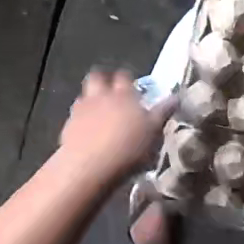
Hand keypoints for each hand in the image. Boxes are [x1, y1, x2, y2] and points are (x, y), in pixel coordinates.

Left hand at [59, 70, 174, 184]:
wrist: (91, 166)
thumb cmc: (130, 148)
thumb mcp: (154, 132)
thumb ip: (163, 112)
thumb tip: (176, 97)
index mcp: (124, 94)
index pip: (124, 77)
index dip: (128, 80)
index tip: (133, 87)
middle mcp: (100, 96)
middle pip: (97, 77)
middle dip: (104, 80)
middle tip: (111, 91)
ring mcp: (81, 110)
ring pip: (84, 95)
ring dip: (91, 99)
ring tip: (99, 112)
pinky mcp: (67, 126)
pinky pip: (75, 116)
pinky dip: (81, 119)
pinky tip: (88, 132)